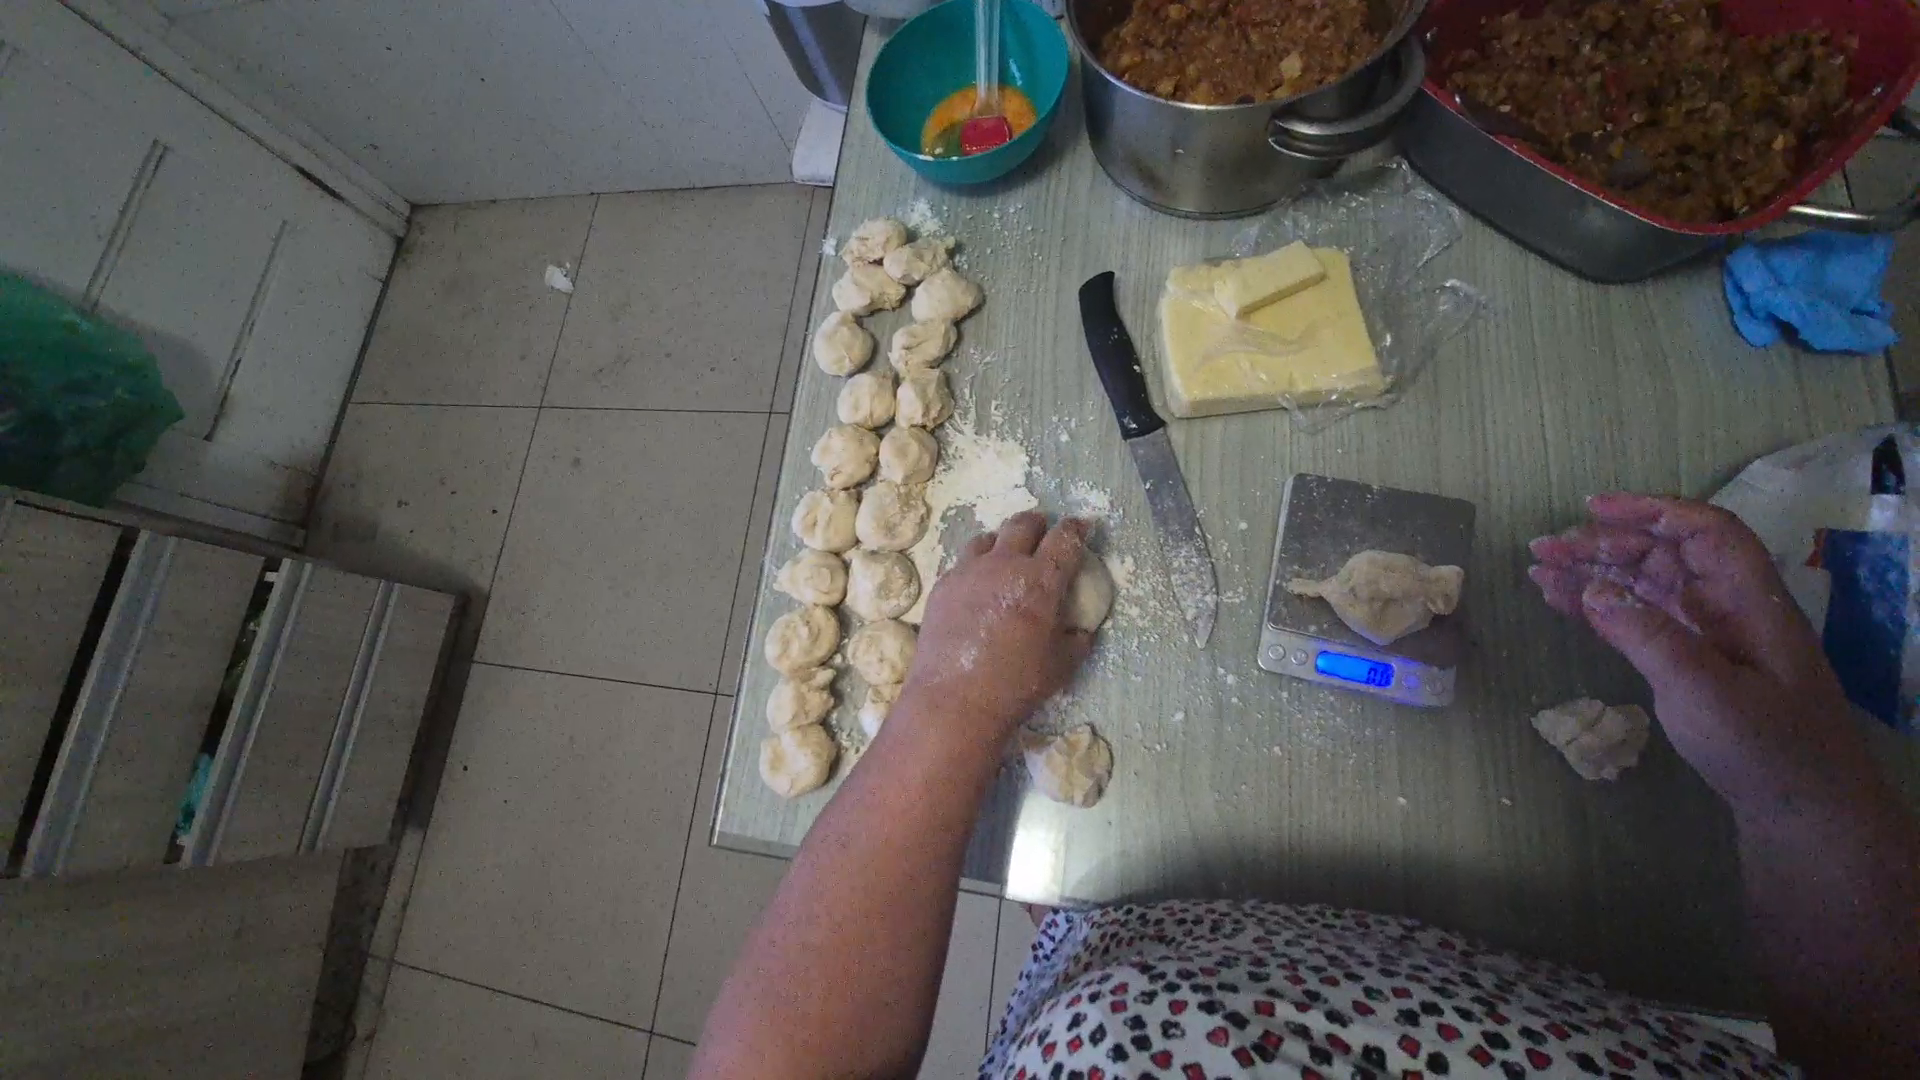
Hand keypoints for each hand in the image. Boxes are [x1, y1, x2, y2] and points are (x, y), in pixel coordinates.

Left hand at [899, 512, 1094, 749]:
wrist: (954, 699)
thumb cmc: (1015, 685)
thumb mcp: (1061, 667)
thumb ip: (1076, 642)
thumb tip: (1081, 631)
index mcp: (1040, 581)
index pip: (1064, 539)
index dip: (1076, 529)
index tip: (1081, 526)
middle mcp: (1004, 565)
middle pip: (1022, 524)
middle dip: (1038, 523)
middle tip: (1043, 530)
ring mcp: (968, 572)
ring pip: (987, 539)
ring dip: (1002, 541)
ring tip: (1005, 555)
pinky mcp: (942, 586)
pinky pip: (962, 564)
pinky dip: (975, 567)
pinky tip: (977, 586)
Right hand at [1528, 494, 1878, 815]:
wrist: (1801, 809)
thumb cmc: (1765, 747)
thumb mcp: (1704, 690)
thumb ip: (1648, 635)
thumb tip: (1592, 590)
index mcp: (1748, 603)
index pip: (1705, 533)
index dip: (1652, 511)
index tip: (1591, 509)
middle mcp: (1724, 608)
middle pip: (1662, 554)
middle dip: (1603, 544)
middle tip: (1543, 549)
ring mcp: (1702, 634)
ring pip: (1640, 584)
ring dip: (1589, 572)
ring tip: (1537, 568)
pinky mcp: (1682, 659)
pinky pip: (1632, 616)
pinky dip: (1594, 604)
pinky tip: (1558, 599)